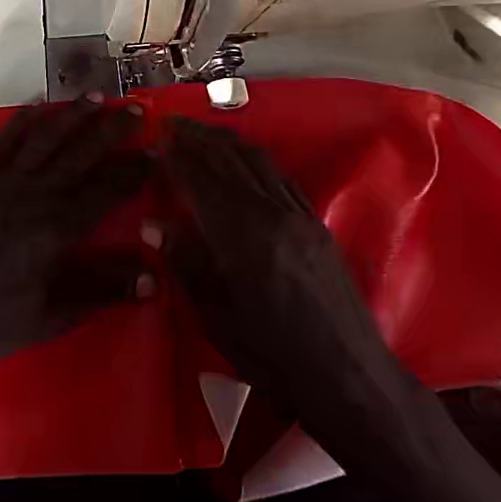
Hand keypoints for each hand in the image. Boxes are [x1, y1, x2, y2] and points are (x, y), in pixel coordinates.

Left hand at [0, 96, 153, 373]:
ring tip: (96, 96)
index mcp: (55, 227)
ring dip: (73, 114)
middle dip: (113, 128)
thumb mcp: (56, 314)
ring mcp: (3, 182)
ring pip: (45, 138)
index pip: (107, 188)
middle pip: (81, 152)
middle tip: (137, 107)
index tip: (158, 149)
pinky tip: (36, 104)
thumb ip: (104, 290)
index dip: (135, 168)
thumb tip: (154, 277)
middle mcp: (32, 194)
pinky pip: (4, 142)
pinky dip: (23, 120)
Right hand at [159, 119, 500, 501]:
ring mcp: (299, 214)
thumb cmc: (274, 357)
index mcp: (243, 237)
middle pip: (230, 159)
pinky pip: (280, 176)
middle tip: (171, 124)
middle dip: (198, 137)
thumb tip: (151, 225)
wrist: (349, 377)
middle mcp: (273, 213)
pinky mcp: (316, 222)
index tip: (154, 138)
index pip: (201, 180)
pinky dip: (254, 160)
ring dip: (226, 142)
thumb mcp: (218, 319)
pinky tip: (242, 161)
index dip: (176, 156)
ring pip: (258, 161)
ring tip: (201, 134)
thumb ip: (186, 265)